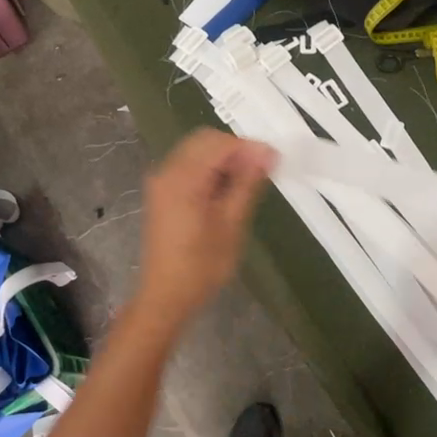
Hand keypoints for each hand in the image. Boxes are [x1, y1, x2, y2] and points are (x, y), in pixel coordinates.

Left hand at [129, 130, 276, 319]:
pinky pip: (188, 167)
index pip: (219, 143)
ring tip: (248, 182)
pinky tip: (227, 191)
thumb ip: (247, 184)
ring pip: (196, 152)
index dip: (249, 147)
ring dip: (224, 160)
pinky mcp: (161, 193)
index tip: (275, 160)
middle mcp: (166, 172)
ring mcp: (161, 182)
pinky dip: (210, 170)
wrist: (166, 296)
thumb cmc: (201, 266)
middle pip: (204, 141)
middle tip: (262, 171)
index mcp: (182, 178)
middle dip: (236, 150)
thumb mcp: (232, 224)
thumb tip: (266, 154)